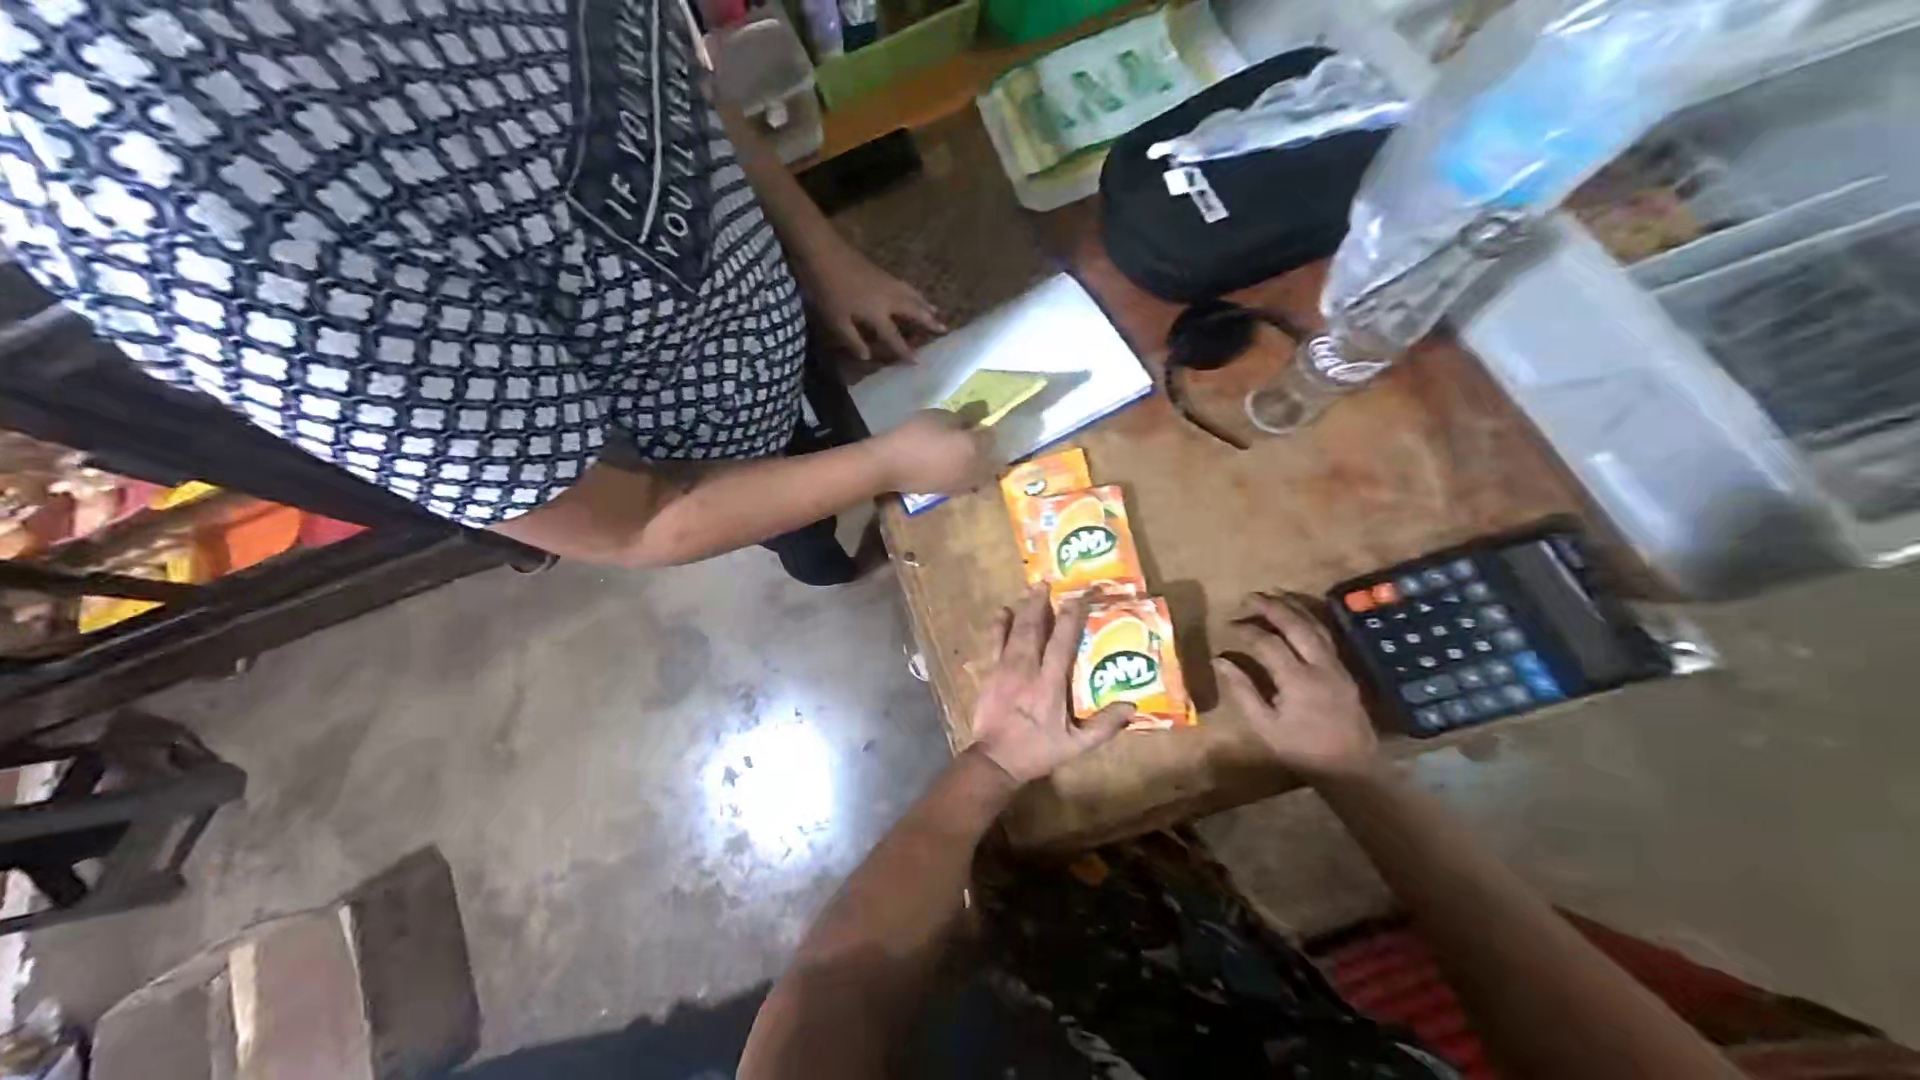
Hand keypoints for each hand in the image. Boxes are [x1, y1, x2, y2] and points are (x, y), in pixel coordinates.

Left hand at [798, 244, 944, 363]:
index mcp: (878, 314)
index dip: (905, 351)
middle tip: (945, 328)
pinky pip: (907, 286)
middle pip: (915, 312)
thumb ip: (853, 340)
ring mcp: (888, 283)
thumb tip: (867, 356)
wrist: (824, 251)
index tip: (917, 361)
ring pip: (914, 296)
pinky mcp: (884, 272)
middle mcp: (890, 299)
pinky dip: (916, 293)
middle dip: (929, 322)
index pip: (895, 337)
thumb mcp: (836, 320)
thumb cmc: (828, 289)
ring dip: (926, 305)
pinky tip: (916, 293)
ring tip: (937, 311)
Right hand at [872, 410, 996, 494]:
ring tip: (969, 457)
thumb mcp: (939, 416)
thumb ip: (962, 418)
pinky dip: (967, 477)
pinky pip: (967, 484)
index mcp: (974, 447)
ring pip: (981, 477)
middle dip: (988, 452)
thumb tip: (975, 420)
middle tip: (978, 442)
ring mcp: (962, 483)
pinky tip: (956, 469)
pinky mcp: (949, 493)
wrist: (890, 464)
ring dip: (980, 468)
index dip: (987, 429)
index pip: (991, 437)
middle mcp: (974, 468)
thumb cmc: (915, 435)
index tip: (979, 424)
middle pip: (992, 462)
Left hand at [970, 588, 1133, 784]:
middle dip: (1042, 603)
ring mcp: (1005, 669)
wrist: (995, 760)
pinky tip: (1002, 612)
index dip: (1071, 617)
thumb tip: (1131, 707)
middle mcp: (1026, 669)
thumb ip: (1104, 726)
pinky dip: (999, 626)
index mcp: (1049, 684)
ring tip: (1031, 590)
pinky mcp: (989, 674)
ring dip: (1024, 609)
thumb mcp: (1076, 745)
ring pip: (1015, 631)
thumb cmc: (1038, 751)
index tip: (1079, 597)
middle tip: (1048, 583)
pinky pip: (994, 643)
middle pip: (1035, 628)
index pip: (1062, 642)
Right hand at [1214, 592, 1378, 780]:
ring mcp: (1336, 665)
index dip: (1246, 630)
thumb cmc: (1301, 749)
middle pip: (1296, 625)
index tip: (1228, 626)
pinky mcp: (1344, 669)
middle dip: (1271, 607)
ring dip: (1292, 607)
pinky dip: (1308, 619)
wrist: (1350, 767)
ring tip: (1271, 596)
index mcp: (1298, 680)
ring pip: (1315, 625)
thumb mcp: (1265, 726)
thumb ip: (1242, 690)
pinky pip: (1325, 634)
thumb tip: (1220, 660)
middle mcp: (1320, 665)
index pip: (1268, 642)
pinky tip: (1296, 615)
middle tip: (1249, 597)